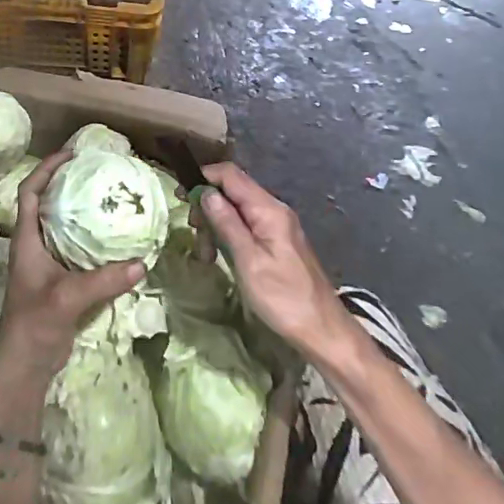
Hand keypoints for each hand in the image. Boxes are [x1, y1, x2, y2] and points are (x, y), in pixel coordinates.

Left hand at [0, 151, 145, 375]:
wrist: (25, 365)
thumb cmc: (34, 324)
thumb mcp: (67, 298)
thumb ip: (103, 281)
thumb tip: (141, 264)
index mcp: (26, 240)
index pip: (29, 193)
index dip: (46, 169)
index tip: (70, 154)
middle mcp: (34, 245)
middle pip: (47, 203)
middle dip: (67, 183)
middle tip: (97, 170)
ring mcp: (47, 263)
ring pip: (63, 225)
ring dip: (81, 209)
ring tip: (108, 194)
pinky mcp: (60, 279)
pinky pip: (77, 248)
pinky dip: (93, 238)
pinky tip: (115, 236)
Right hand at [200, 163, 350, 362]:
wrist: (322, 329)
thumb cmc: (283, 297)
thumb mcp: (248, 260)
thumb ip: (227, 224)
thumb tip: (206, 193)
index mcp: (269, 210)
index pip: (230, 174)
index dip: (203, 178)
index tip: (181, 197)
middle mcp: (274, 210)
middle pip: (232, 191)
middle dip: (207, 207)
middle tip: (195, 236)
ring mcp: (277, 225)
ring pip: (237, 210)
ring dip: (215, 225)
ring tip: (206, 254)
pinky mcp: (277, 241)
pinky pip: (246, 226)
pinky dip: (228, 235)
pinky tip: (220, 256)